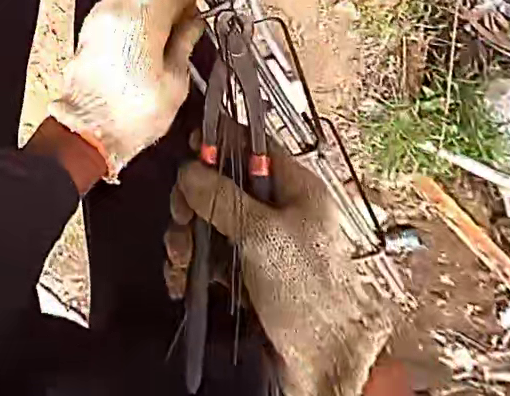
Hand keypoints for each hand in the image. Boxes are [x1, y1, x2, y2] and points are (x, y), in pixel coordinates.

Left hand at [47, 0, 202, 178]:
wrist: (88, 128)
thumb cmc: (128, 113)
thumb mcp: (174, 83)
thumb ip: (184, 46)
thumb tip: (191, 29)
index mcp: (146, 18)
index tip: (193, 14)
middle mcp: (120, 9)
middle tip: (179, 15)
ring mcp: (100, 16)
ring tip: (158, 21)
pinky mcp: (88, 27)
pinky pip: (109, 2)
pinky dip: (125, 6)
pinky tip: (136, 30)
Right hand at [167, 141, 391, 395]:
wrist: (329, 369)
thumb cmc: (308, 290)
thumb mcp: (262, 234)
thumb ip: (221, 196)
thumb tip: (188, 170)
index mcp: (293, 186)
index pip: (250, 144)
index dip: (220, 140)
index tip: (192, 144)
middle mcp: (275, 209)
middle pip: (220, 183)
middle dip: (193, 199)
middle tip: (180, 217)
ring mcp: (259, 243)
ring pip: (209, 221)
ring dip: (187, 236)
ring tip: (180, 258)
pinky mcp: (245, 274)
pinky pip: (208, 256)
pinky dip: (190, 265)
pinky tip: (181, 279)